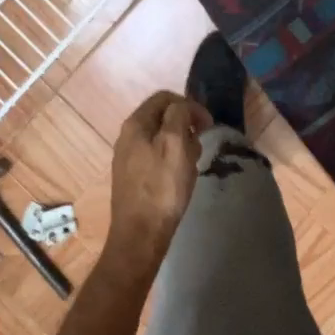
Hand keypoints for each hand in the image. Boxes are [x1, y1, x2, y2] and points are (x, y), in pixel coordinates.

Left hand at [108, 91, 210, 267]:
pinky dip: (173, 162)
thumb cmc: (161, 187)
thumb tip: (182, 107)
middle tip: (199, 146)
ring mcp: (128, 158)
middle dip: (186, 127)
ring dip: (181, 146)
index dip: (189, 105)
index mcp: (135, 124)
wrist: (140, 236)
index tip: (207, 125)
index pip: (165, 98)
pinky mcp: (133, 178)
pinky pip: (157, 158)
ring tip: (192, 165)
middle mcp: (128, 137)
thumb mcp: (175, 143)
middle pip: (163, 117)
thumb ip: (179, 115)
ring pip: (162, 139)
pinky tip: (180, 180)